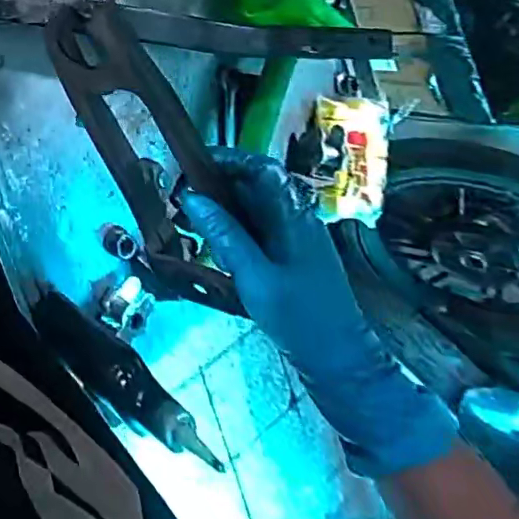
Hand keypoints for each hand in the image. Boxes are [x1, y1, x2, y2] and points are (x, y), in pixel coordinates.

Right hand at [178, 147, 456, 476]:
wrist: (340, 360)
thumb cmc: (300, 316)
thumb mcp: (255, 275)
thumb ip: (224, 234)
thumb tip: (190, 197)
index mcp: (294, 220)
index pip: (263, 170)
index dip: (228, 159)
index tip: (191, 164)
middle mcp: (294, 221)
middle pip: (252, 185)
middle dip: (212, 183)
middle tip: (178, 194)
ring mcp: (290, 237)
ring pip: (248, 205)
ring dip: (215, 204)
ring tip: (183, 215)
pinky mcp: (282, 253)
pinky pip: (249, 225)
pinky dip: (223, 224)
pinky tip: (201, 236)